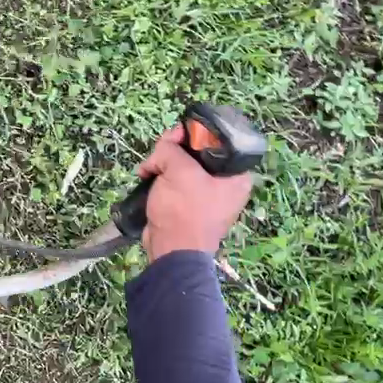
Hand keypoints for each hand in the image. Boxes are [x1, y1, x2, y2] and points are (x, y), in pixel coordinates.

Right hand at [135, 124, 253, 260]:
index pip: (217, 140)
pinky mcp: (188, 201)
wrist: (172, 249)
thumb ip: (172, 149)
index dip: (194, 133)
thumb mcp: (179, 171)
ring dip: (161, 162)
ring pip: (181, 163)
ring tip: (147, 170)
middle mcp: (225, 182)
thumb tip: (165, 146)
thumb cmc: (184, 209)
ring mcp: (206, 193)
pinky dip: (159, 174)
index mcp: (236, 175)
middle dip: (172, 149)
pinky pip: (174, 178)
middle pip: (196, 151)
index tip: (174, 135)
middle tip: (157, 154)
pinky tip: (145, 176)